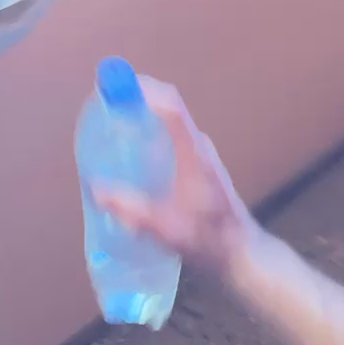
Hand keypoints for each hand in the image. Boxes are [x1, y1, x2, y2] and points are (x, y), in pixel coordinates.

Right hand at [90, 76, 258, 275]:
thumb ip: (134, 212)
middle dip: (137, 94)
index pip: (171, 106)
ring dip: (144, 107)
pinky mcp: (199, 160)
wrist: (246, 256)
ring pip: (171, 115)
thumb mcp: (169, 230)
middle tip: (106, 103)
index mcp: (194, 153)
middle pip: (168, 103)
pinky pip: (172, 128)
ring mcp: (201, 150)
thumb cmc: (210, 241)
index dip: (143, 90)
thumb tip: (97, 190)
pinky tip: (134, 145)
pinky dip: (151, 123)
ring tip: (114, 118)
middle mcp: (198, 144)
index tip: (114, 89)